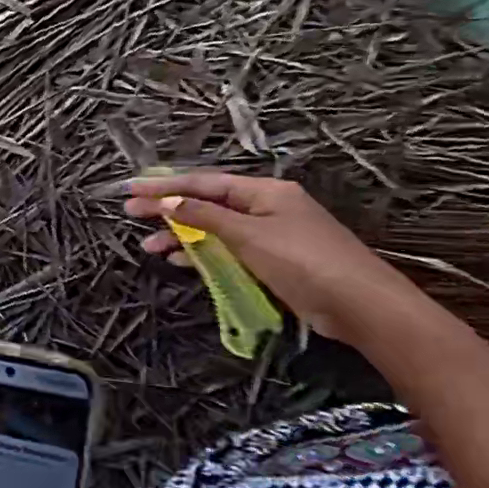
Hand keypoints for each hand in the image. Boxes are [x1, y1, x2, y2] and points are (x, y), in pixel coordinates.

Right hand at [124, 173, 432, 343]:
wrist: (358, 304)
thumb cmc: (303, 260)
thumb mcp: (248, 234)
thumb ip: (204, 217)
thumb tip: (167, 202)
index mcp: (264, 192)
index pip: (203, 183)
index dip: (164, 186)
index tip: (130, 188)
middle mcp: (265, 207)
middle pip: (206, 203)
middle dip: (167, 210)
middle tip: (130, 212)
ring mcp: (267, 234)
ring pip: (211, 229)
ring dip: (179, 237)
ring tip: (148, 248)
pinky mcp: (268, 260)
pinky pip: (224, 249)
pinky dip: (199, 254)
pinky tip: (179, 261)